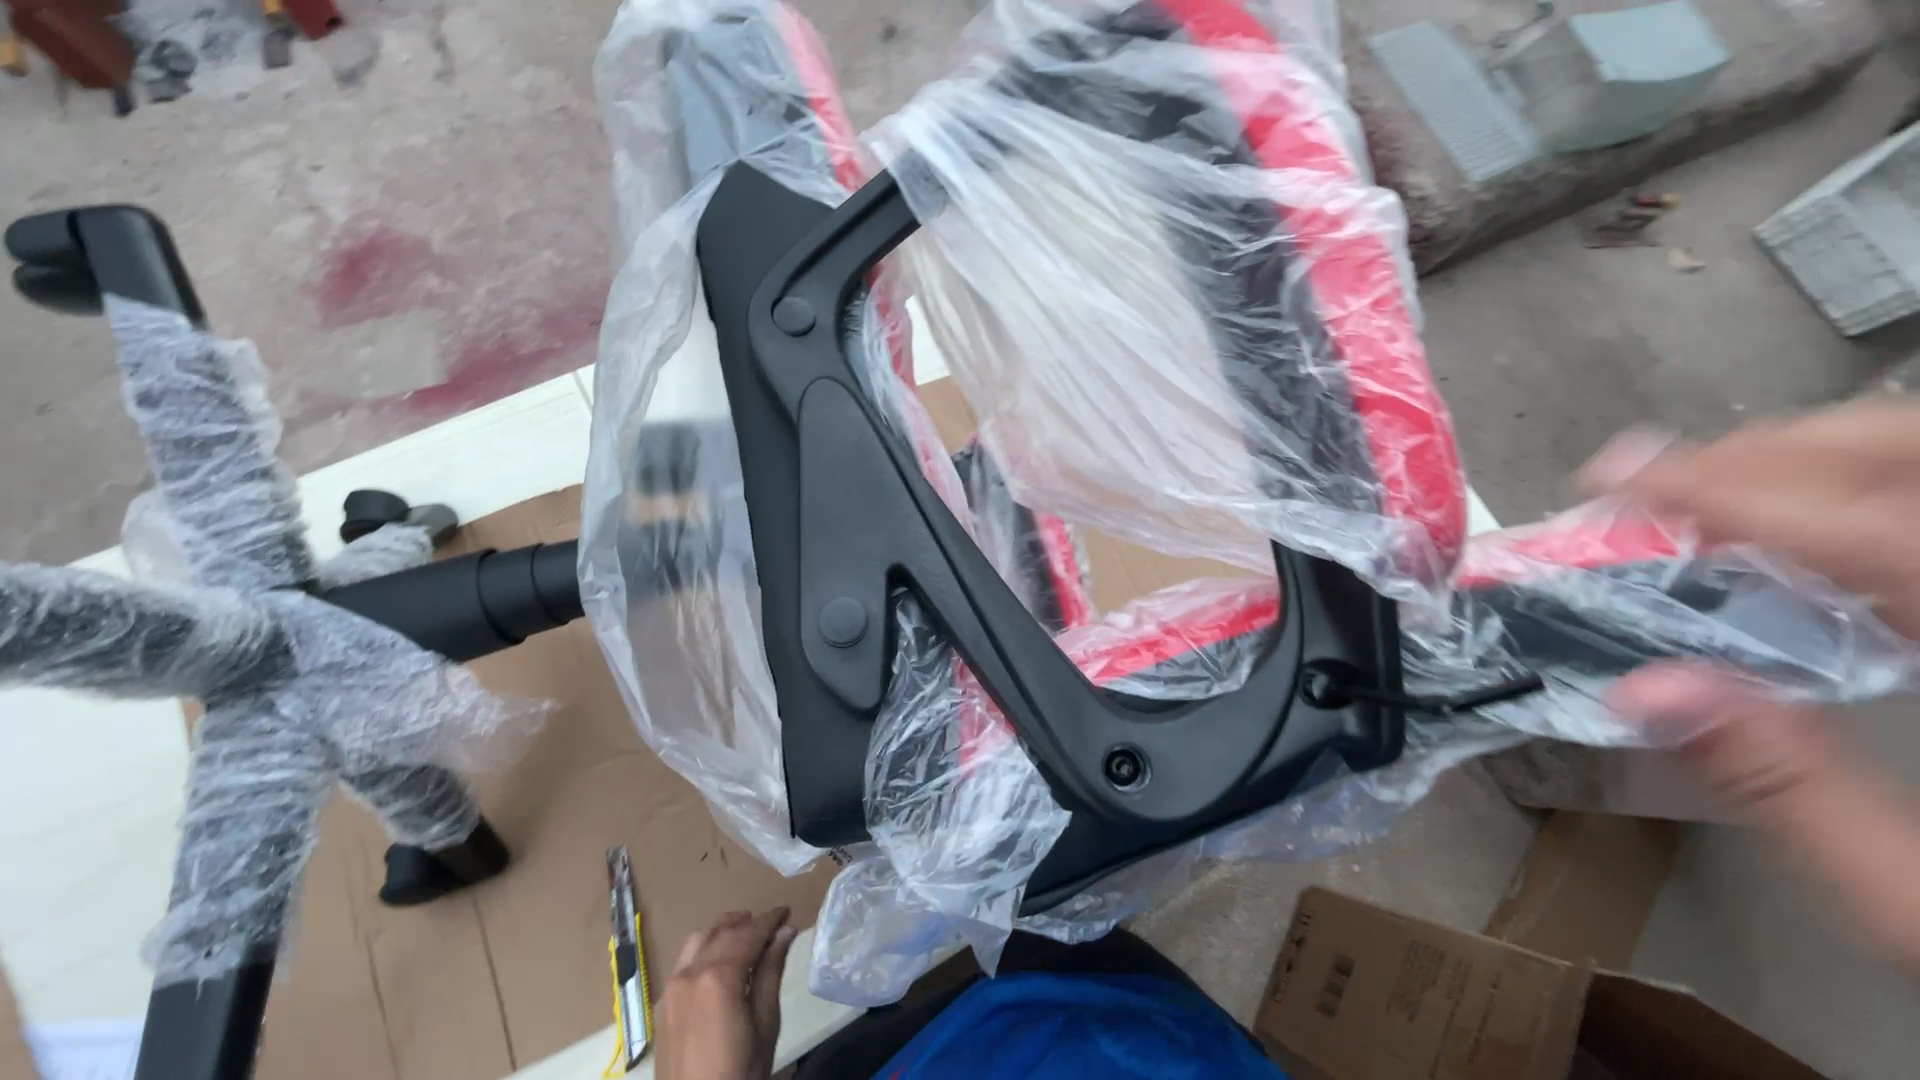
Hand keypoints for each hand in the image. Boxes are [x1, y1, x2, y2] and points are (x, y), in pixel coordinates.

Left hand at [655, 907, 798, 1079]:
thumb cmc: (741, 1072)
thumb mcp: (765, 1023)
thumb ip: (772, 972)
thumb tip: (785, 932)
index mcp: (718, 977)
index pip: (748, 934)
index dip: (769, 920)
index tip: (786, 911)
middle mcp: (690, 973)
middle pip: (722, 932)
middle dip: (748, 922)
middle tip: (772, 922)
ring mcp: (671, 988)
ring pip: (697, 940)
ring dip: (722, 930)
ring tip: (745, 933)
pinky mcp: (662, 1005)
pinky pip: (684, 961)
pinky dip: (704, 948)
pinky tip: (719, 960)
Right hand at [1583, 400, 1919, 967]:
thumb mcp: (1912, 902)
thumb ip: (1788, 790)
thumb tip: (1646, 689)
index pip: (1883, 539)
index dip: (1740, 496)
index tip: (1621, 480)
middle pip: (1914, 467)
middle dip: (1775, 453)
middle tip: (1658, 480)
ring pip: (1918, 471)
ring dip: (1803, 463)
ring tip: (1698, 491)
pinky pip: (1918, 519)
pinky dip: (1841, 500)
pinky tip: (1777, 530)